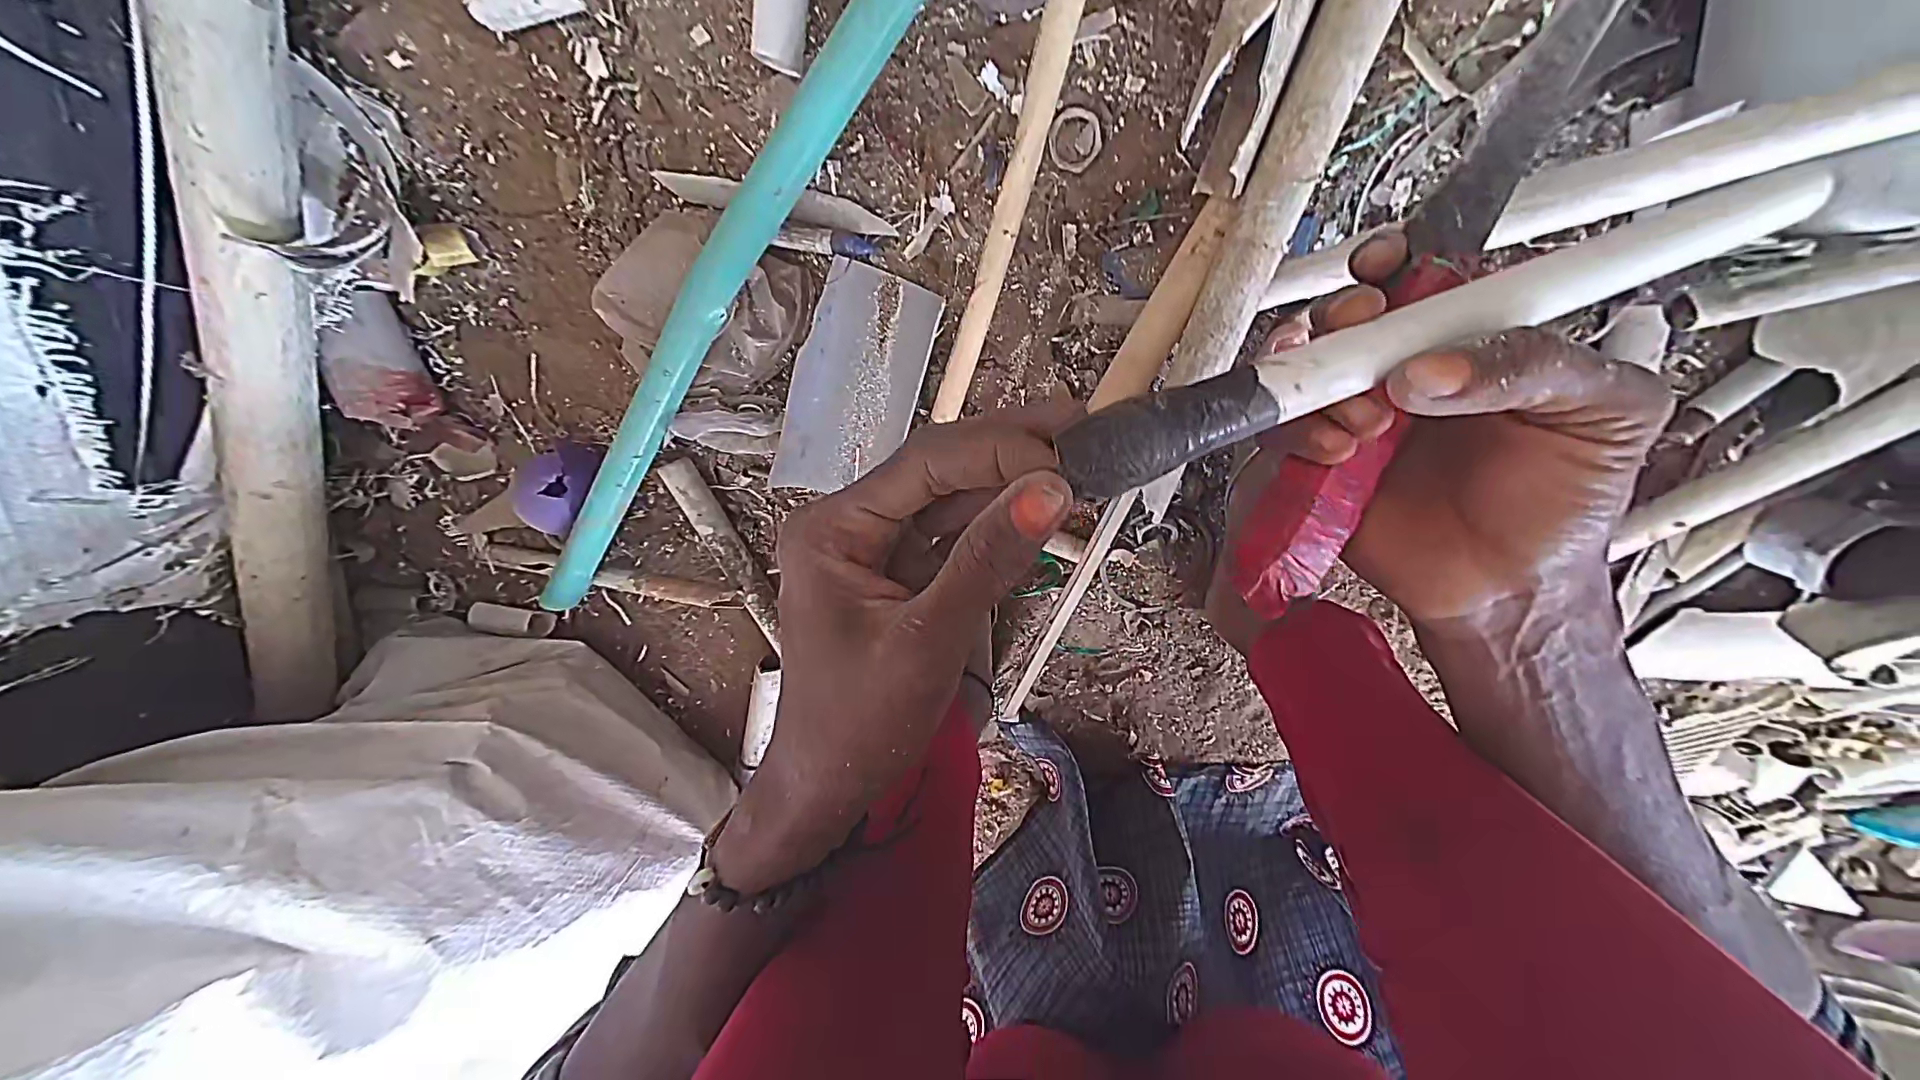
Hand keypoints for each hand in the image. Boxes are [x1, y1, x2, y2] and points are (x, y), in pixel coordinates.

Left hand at [710, 402, 1078, 893]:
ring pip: (955, 497)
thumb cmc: (861, 725)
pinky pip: (960, 534)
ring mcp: (883, 547)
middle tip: (1081, 422)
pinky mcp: (910, 572)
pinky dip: (1004, 520)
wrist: (835, 785)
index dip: (998, 450)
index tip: (1066, 454)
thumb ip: (987, 560)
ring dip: (1013, 479)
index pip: (924, 464)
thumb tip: (1052, 490)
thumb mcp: (927, 640)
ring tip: (1077, 453)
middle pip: (940, 468)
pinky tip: (1044, 500)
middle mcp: (855, 523)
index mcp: (834, 528)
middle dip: (1010, 447)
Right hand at [1236, 232, 1673, 625]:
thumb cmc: (1562, 504)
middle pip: (1346, 319)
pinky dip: (1299, 432)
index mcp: (1474, 345)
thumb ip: (1532, 366)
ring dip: (1323, 383)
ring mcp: (1358, 418)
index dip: (1392, 263)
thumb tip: (1432, 368)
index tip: (1383, 266)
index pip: (1423, 280)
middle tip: (1363, 344)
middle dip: (1342, 321)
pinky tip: (1340, 450)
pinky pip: (1283, 430)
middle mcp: (1405, 375)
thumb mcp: (1602, 414)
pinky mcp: (1320, 462)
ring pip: (1305, 370)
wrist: (1504, 587)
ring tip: (1370, 422)